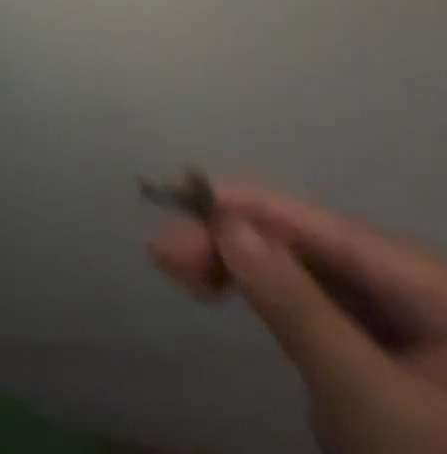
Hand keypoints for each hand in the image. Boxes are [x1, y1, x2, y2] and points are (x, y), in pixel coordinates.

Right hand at [149, 182, 446, 452]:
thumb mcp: (361, 390)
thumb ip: (297, 307)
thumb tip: (225, 228)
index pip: (340, 233)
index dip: (256, 207)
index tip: (179, 193)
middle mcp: (431, 293)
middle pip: (318, 247)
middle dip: (235, 240)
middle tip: (163, 249)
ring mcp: (411, 321)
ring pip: (307, 268)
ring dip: (235, 260)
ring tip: (173, 263)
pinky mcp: (382, 344)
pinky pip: (311, 295)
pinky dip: (256, 286)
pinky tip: (214, 283)